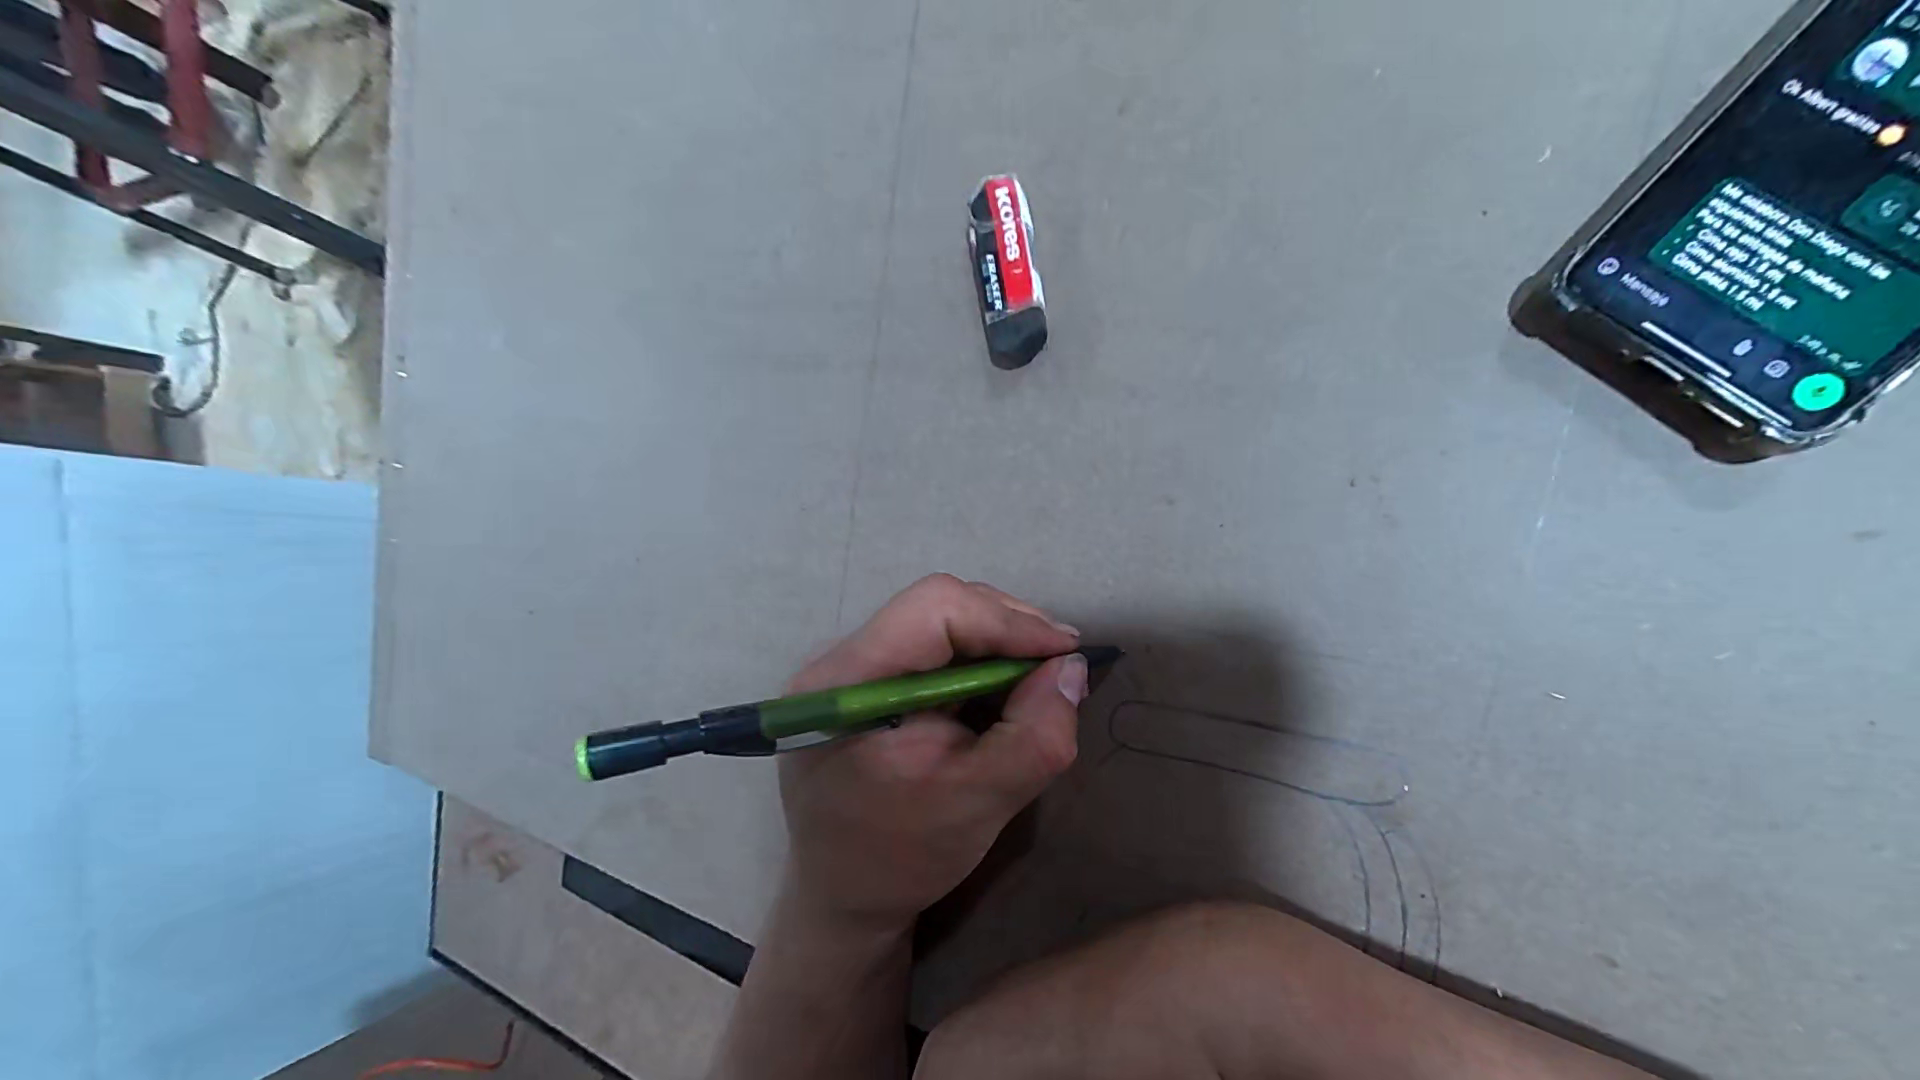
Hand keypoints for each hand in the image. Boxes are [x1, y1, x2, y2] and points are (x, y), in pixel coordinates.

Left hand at [778, 574, 1089, 928]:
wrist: (841, 896)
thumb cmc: (901, 858)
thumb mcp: (981, 804)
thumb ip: (1035, 735)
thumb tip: (1072, 667)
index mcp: (849, 684)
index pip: (934, 609)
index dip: (1006, 621)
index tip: (1065, 652)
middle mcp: (841, 660)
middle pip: (937, 606)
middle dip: (1008, 627)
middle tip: (1060, 663)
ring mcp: (853, 669)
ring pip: (938, 620)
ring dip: (997, 641)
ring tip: (1038, 675)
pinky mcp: (870, 682)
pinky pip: (932, 646)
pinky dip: (979, 658)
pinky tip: (1003, 687)